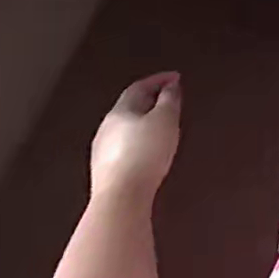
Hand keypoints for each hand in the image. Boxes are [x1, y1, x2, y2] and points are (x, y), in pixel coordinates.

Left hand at [90, 72, 181, 203]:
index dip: (159, 80)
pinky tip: (149, 151)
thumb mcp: (166, 119)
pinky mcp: (105, 173)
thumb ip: (170, 99)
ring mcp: (102, 151)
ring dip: (144, 122)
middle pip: (131, 107)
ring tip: (162, 126)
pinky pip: (125, 148)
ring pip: (126, 128)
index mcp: (120, 110)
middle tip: (170, 99)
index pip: (140, 86)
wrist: (121, 199)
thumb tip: (171, 86)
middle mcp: (107, 127)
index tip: (176, 78)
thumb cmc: (145, 153)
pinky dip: (139, 142)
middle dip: (151, 100)